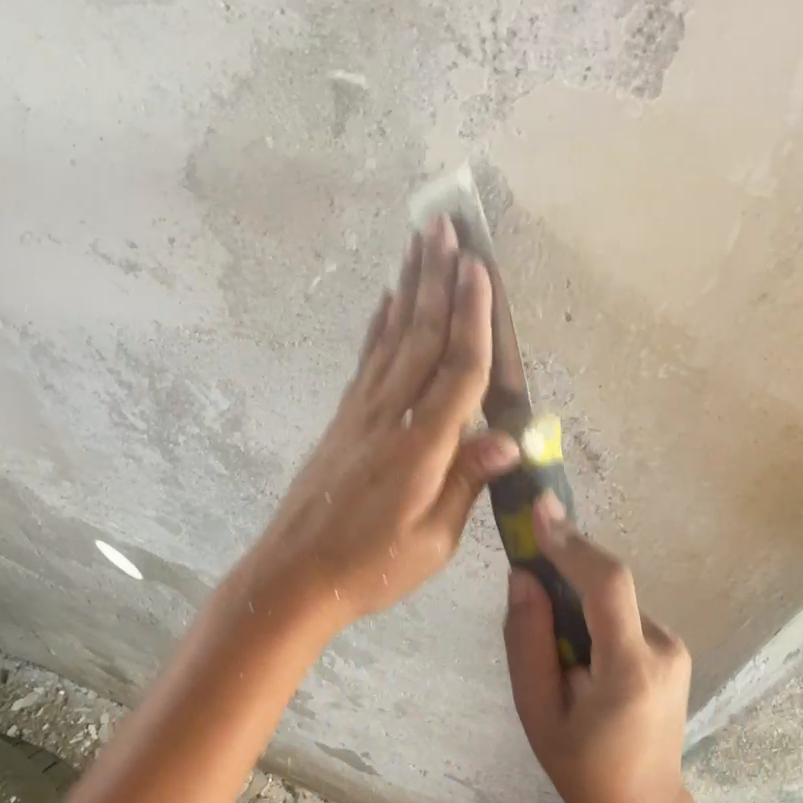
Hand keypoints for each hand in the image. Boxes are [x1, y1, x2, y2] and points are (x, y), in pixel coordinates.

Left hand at [246, 217, 519, 624]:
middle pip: (422, 337)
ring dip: (409, 287)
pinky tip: (387, 300)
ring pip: (393, 338)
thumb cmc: (372, 569)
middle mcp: (391, 417)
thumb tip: (508, 438)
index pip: (459, 372)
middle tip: (447, 226)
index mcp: (422, 448)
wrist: (293, 577)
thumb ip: (466, 481)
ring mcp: (361, 414)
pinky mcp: (344, 420)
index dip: (473, 318)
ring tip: (420, 241)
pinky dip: (380, 325)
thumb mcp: (433, 540)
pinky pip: (368, 360)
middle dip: (438, 279)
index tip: (480, 268)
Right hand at [505, 494, 691, 802]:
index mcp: (630, 667)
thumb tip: (523, 576)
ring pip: (614, 602)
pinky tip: (579, 659)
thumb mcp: (536, 710)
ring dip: (578, 604)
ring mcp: (674, 648)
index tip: (538, 511)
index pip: (607, 584)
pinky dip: (594, 620)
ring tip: (554, 652)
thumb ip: (526, 640)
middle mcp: (664, 647)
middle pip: (609, 587)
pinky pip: (624, 617)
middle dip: (565, 574)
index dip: (572, 544)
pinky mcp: (672, 650)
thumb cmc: (582, 769)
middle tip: (525, 580)